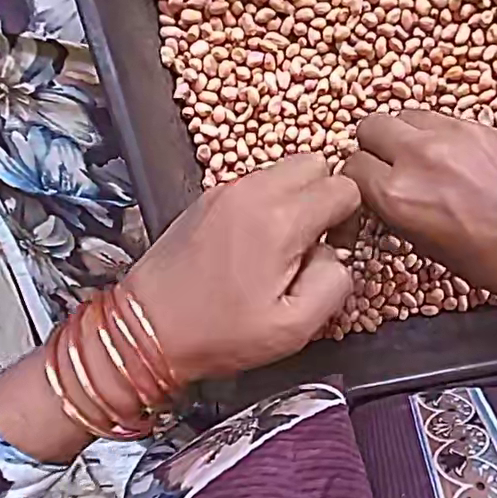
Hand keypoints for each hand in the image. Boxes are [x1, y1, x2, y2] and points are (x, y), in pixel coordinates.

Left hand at [123, 154, 359, 381]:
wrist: (146, 328)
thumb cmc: (220, 334)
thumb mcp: (295, 327)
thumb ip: (335, 282)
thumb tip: (336, 253)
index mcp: (280, 220)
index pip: (343, 187)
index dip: (350, 218)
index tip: (335, 248)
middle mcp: (254, 192)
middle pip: (315, 163)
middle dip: (326, 195)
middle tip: (315, 238)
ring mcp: (226, 189)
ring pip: (284, 168)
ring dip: (297, 196)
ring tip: (283, 242)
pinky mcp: (208, 197)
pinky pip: (256, 182)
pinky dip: (269, 200)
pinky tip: (255, 240)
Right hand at [343, 111, 496, 301]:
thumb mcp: (428, 248)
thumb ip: (395, 211)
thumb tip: (380, 194)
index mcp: (399, 196)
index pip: (352, 169)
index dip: (356, 183)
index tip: (366, 192)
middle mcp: (418, 156)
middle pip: (369, 127)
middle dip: (372, 148)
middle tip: (387, 169)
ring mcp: (450, 133)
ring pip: (402, 114)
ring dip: (401, 135)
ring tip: (418, 160)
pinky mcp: (478, 123)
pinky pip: (437, 116)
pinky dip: (432, 132)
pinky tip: (449, 156)